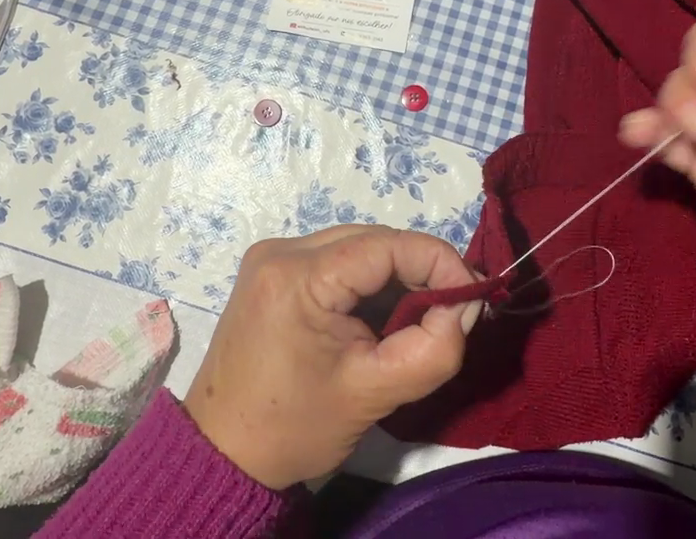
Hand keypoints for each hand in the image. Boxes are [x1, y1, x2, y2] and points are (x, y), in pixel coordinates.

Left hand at [185, 224, 483, 488]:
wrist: (222, 453)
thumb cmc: (295, 427)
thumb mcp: (375, 393)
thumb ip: (433, 348)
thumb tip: (465, 307)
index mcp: (298, 276)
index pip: (388, 246)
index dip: (439, 262)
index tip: (472, 297)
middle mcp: (282, 250)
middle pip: (374, 241)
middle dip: (420, 270)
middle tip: (452, 310)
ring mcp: (273, 256)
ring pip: (359, 246)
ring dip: (396, 276)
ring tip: (420, 316)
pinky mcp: (272, 269)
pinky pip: (338, 258)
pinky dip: (369, 282)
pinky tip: (381, 315)